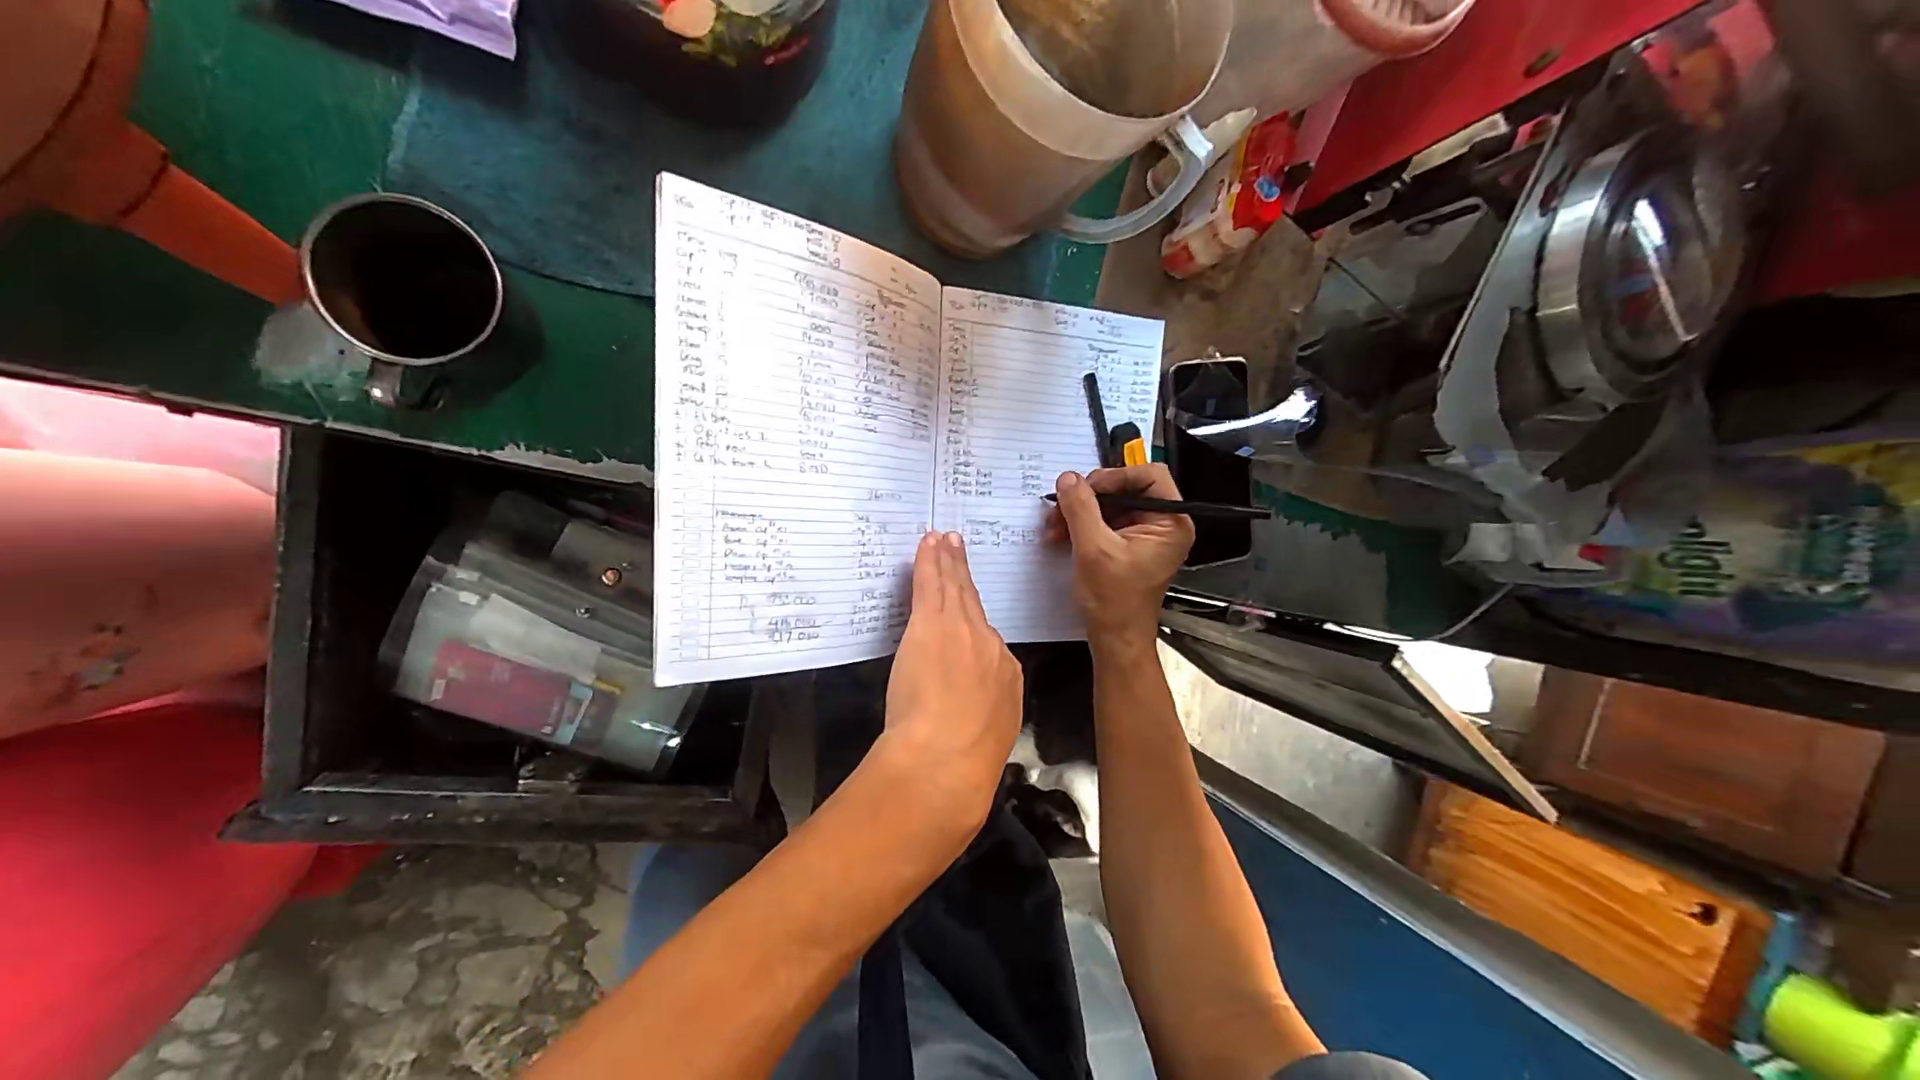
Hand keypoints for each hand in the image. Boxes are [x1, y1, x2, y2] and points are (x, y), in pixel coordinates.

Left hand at [880, 531, 1023, 831]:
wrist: (947, 760)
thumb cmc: (966, 765)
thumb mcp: (989, 742)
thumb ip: (983, 723)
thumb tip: (975, 722)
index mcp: (1006, 679)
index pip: (989, 644)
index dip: (976, 625)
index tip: (971, 613)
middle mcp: (991, 648)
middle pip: (975, 604)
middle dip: (965, 576)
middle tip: (959, 548)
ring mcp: (962, 631)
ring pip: (955, 587)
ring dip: (949, 561)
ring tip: (944, 539)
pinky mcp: (931, 624)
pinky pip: (932, 583)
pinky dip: (931, 561)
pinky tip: (928, 544)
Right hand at [1047, 466, 1194, 648]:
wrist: (1114, 637)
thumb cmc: (1115, 602)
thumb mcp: (1093, 549)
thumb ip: (1080, 508)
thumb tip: (1069, 479)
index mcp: (1171, 522)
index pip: (1150, 475)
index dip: (1116, 476)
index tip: (1088, 488)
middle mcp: (1163, 524)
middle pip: (1126, 488)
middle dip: (1089, 497)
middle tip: (1063, 505)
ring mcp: (1145, 534)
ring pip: (1110, 504)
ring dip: (1080, 511)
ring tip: (1055, 525)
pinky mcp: (1128, 543)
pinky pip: (1104, 521)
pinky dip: (1082, 524)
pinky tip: (1061, 533)